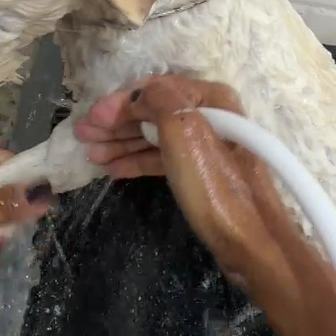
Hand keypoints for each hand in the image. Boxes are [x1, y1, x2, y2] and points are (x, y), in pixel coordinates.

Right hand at [73, 76, 292, 290]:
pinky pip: (162, 159)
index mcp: (211, 99)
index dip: (121, 101)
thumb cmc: (216, 187)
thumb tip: (136, 92)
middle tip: (82, 133)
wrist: (253, 247)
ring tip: (90, 153)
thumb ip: (159, 101)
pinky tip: (112, 170)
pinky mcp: (201, 174)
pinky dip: (136, 161)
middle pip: (152, 111)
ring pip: (154, 137)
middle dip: (116, 122)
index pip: (156, 88)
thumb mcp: (184, 134)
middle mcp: (209, 116)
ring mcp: (205, 147)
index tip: (92, 115)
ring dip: (121, 142)